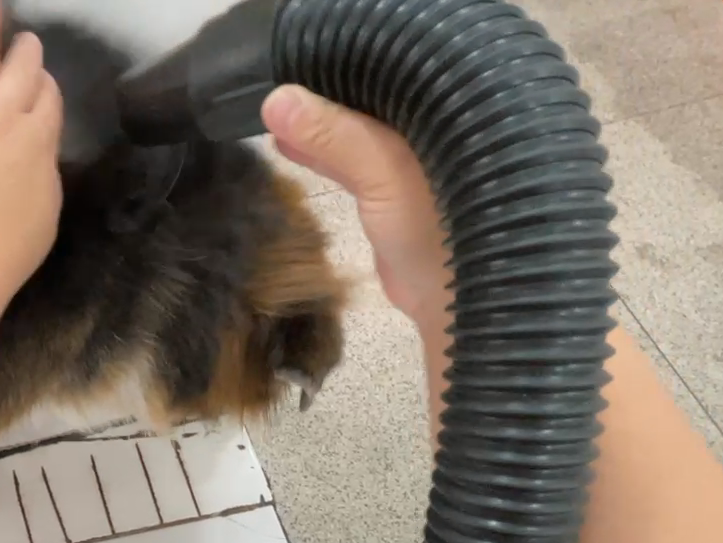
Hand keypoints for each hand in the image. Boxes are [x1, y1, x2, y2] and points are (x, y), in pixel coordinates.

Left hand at [0, 0, 63, 309]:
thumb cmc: (6, 256)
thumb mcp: (46, 214)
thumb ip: (43, 171)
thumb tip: (37, 152)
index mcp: (40, 140)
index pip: (48, 96)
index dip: (46, 88)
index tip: (42, 88)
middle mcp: (3, 117)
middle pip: (20, 69)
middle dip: (25, 53)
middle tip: (25, 44)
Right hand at [262, 85, 452, 330]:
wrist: (450, 298)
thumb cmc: (434, 227)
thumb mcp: (382, 171)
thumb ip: (333, 136)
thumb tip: (275, 101)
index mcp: (448, 100)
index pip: (391, 64)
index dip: (345, 64)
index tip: (297, 63)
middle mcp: (434, 122)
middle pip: (372, 95)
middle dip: (326, 94)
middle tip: (276, 87)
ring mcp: (412, 159)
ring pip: (357, 129)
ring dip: (317, 126)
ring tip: (272, 115)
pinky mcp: (393, 193)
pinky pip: (351, 161)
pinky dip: (321, 154)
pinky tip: (287, 145)